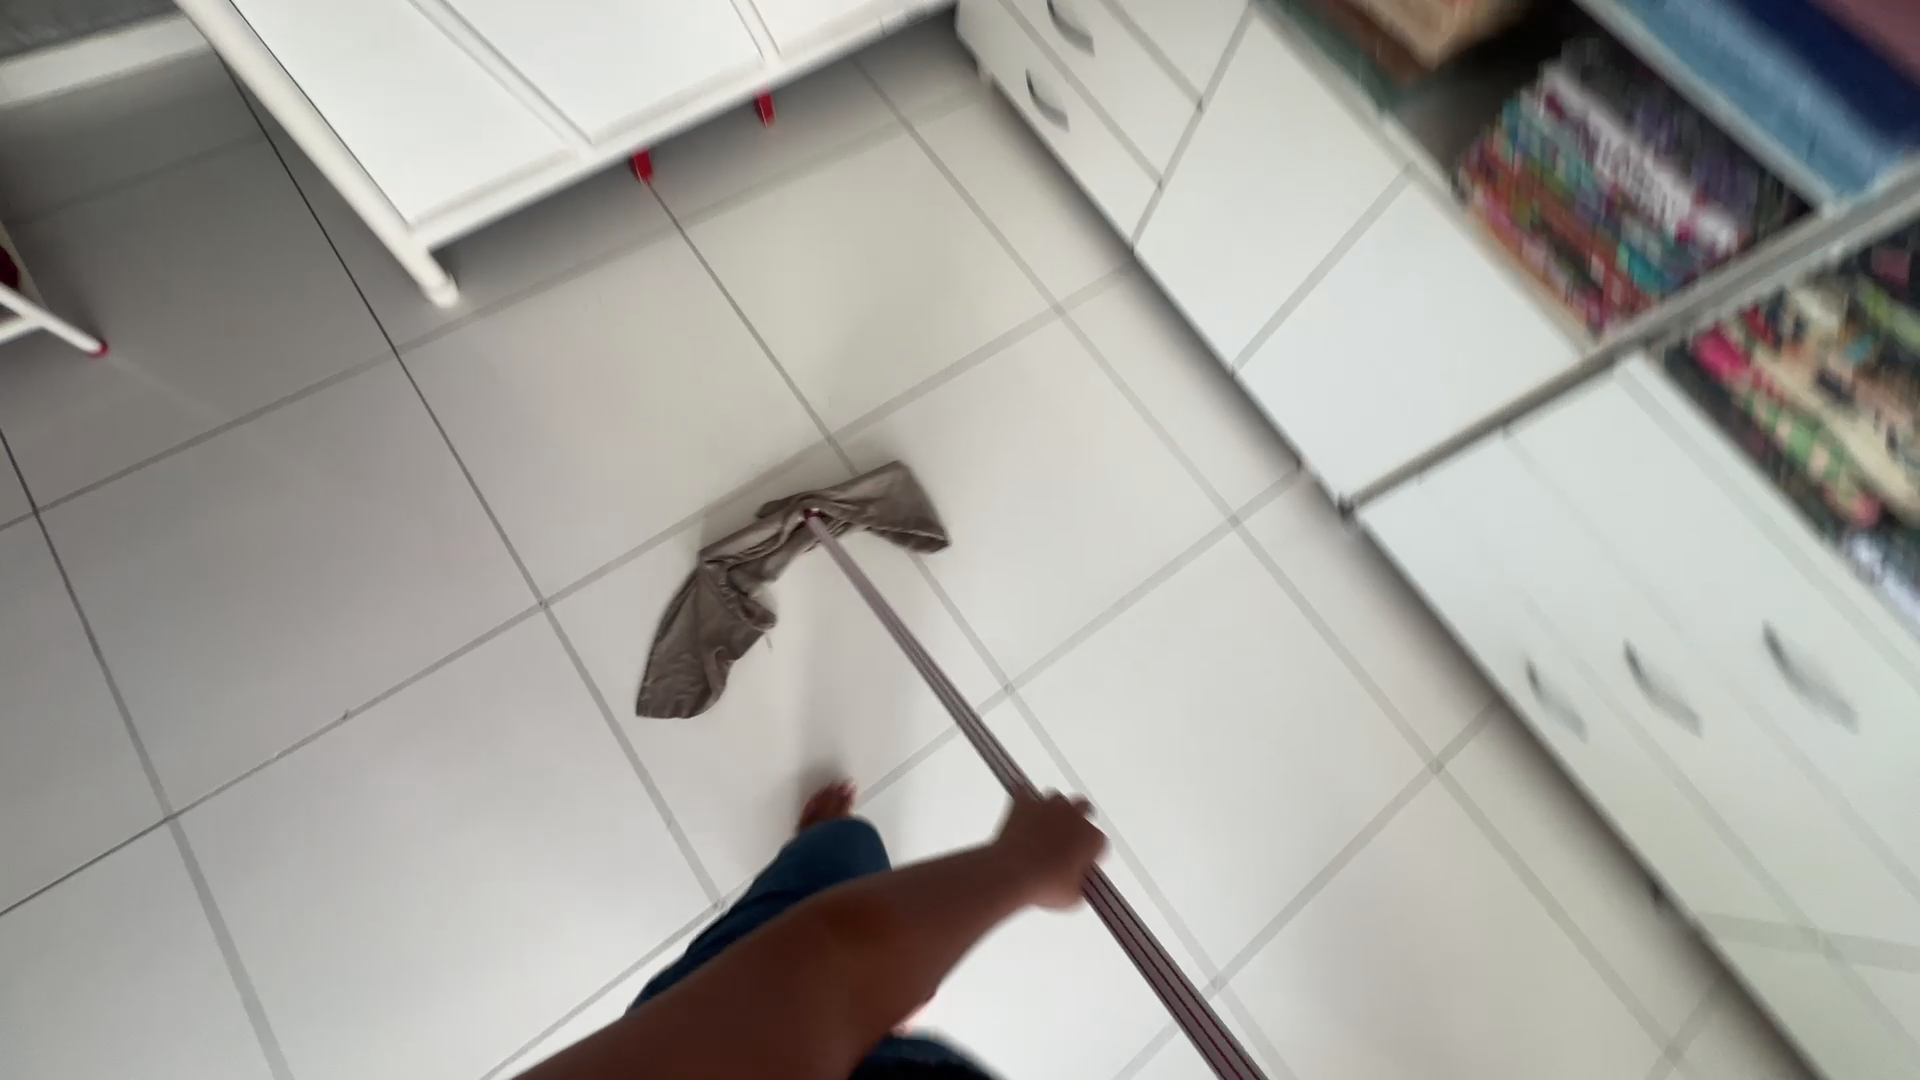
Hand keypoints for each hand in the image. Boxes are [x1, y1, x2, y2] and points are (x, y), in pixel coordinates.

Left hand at [992, 791, 1106, 909]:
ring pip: (1057, 799)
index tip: (1084, 861)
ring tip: (1046, 825)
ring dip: (1054, 809)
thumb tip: (1076, 886)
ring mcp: (1048, 806)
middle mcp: (1073, 815)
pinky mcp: (1025, 802)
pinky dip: (1024, 801)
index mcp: (1091, 837)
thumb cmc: (1044, 884)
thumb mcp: (1071, 897)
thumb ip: (1080, 885)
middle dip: (1079, 818)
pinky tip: (1022, 811)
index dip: (1092, 851)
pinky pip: (1024, 793)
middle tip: (1070, 834)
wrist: (1012, 872)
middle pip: (1084, 807)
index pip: (1099, 841)